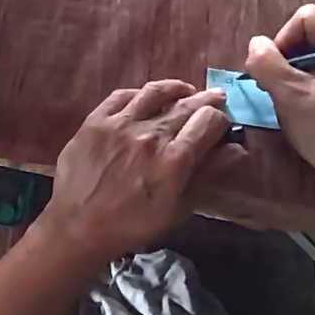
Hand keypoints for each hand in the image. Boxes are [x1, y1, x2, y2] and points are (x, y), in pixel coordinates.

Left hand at [33, 80, 240, 263]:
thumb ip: (206, 173)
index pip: (209, 121)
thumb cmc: (133, 224)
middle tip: (215, 98)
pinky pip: (121, 96)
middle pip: (186, 105)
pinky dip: (139, 93)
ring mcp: (119, 125)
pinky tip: (145, 98)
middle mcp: (149, 135)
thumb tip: (236, 148)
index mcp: (174, 159)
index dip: (221, 118)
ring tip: (184, 91)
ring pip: (154, 92)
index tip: (222, 121)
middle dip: (206, 100)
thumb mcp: (178, 207)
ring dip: (175, 88)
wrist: (78, 225)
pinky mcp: (94, 122)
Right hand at [243, 4, 314, 209]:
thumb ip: (266, 63)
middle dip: (284, 57)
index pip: (306, 18)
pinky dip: (302, 81)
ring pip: (310, 52)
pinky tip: (298, 104)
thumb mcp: (288, 94)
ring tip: (285, 97)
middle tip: (275, 87)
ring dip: (290, 71)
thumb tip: (255, 43)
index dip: (282, 41)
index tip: (274, 73)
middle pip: (308, 33)